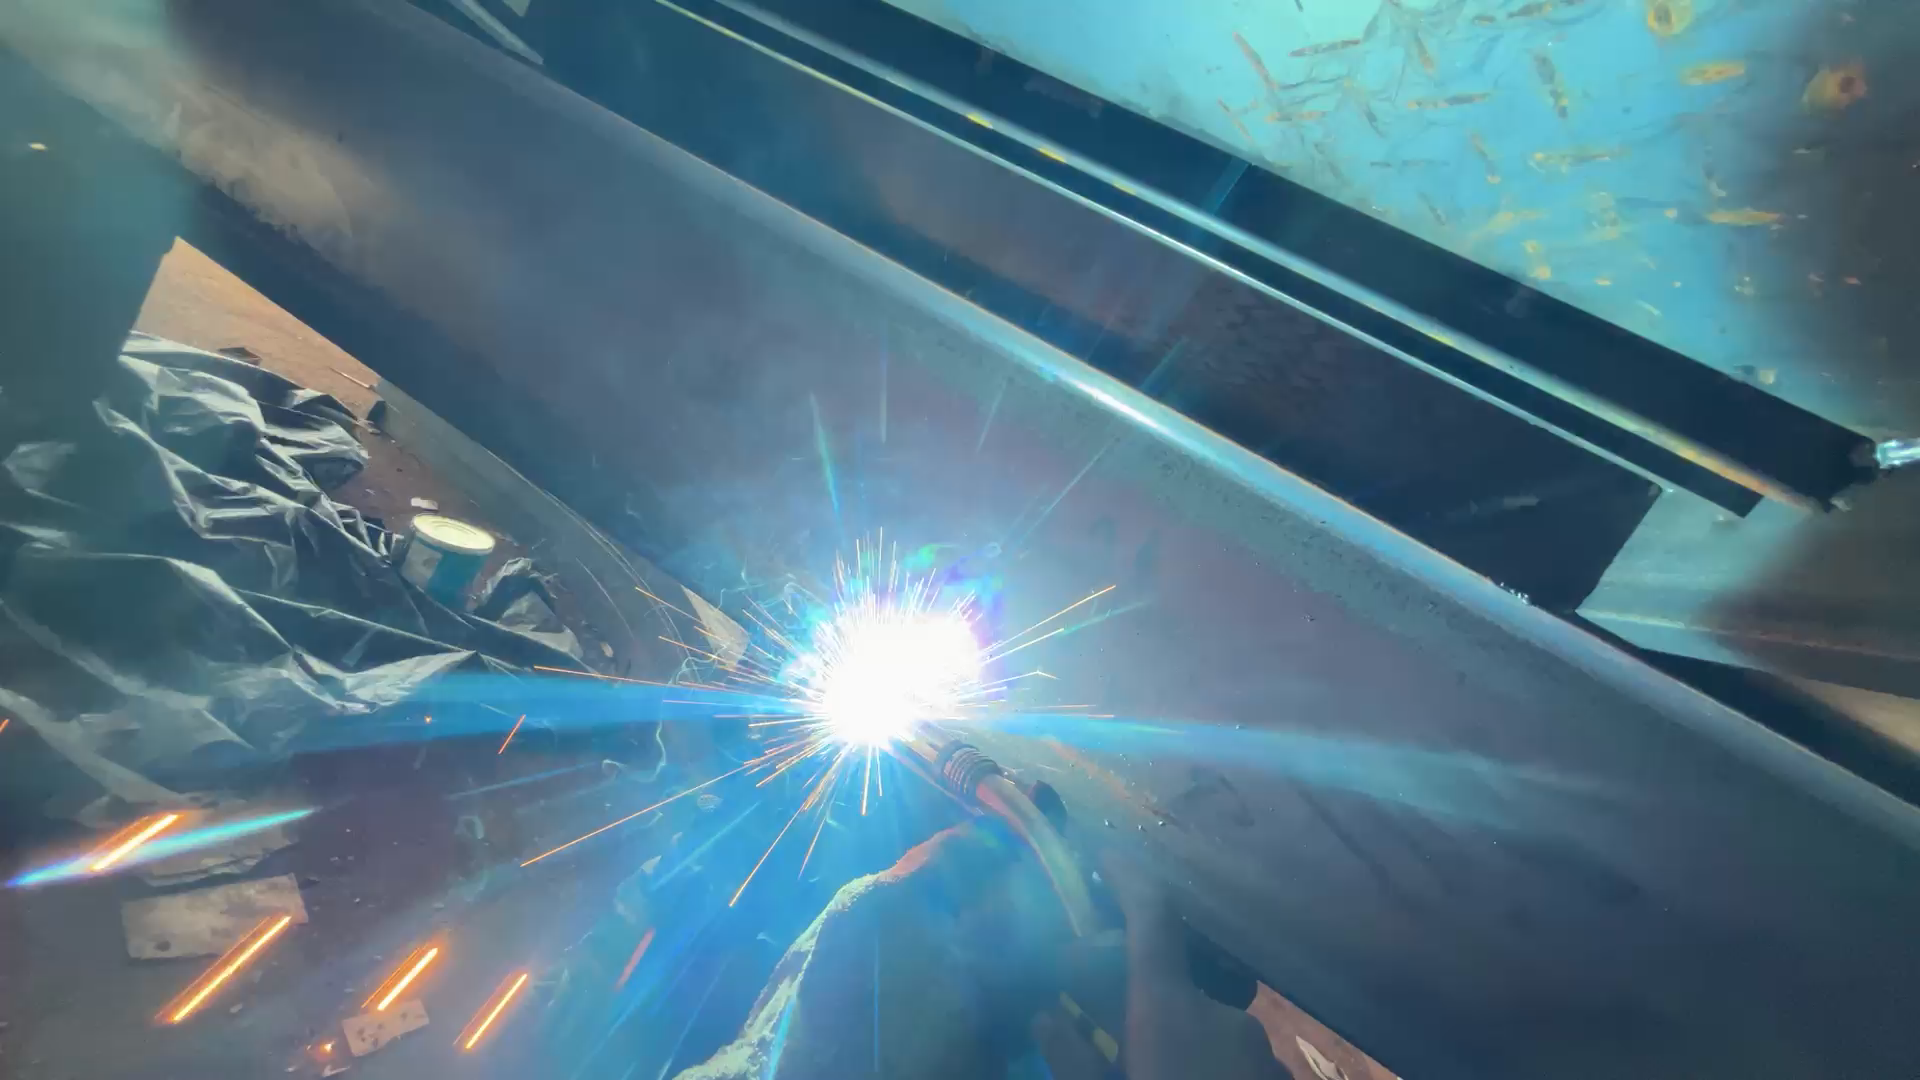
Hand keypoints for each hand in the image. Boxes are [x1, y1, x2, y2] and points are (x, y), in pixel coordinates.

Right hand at [1035, 850, 1286, 1079]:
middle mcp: (1221, 1015)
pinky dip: (1202, 1062)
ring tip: (1146, 1060)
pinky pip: (1229, 1055)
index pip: (1151, 913)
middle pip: (1170, 974)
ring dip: (1173, 1032)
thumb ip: (1072, 1058)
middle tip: (1108, 1015)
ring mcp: (1259, 1050)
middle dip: (1137, 986)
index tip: (1101, 854)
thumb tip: (1048, 1015)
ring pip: (1200, 1020)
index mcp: (1171, 1007)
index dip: (1126, 875)